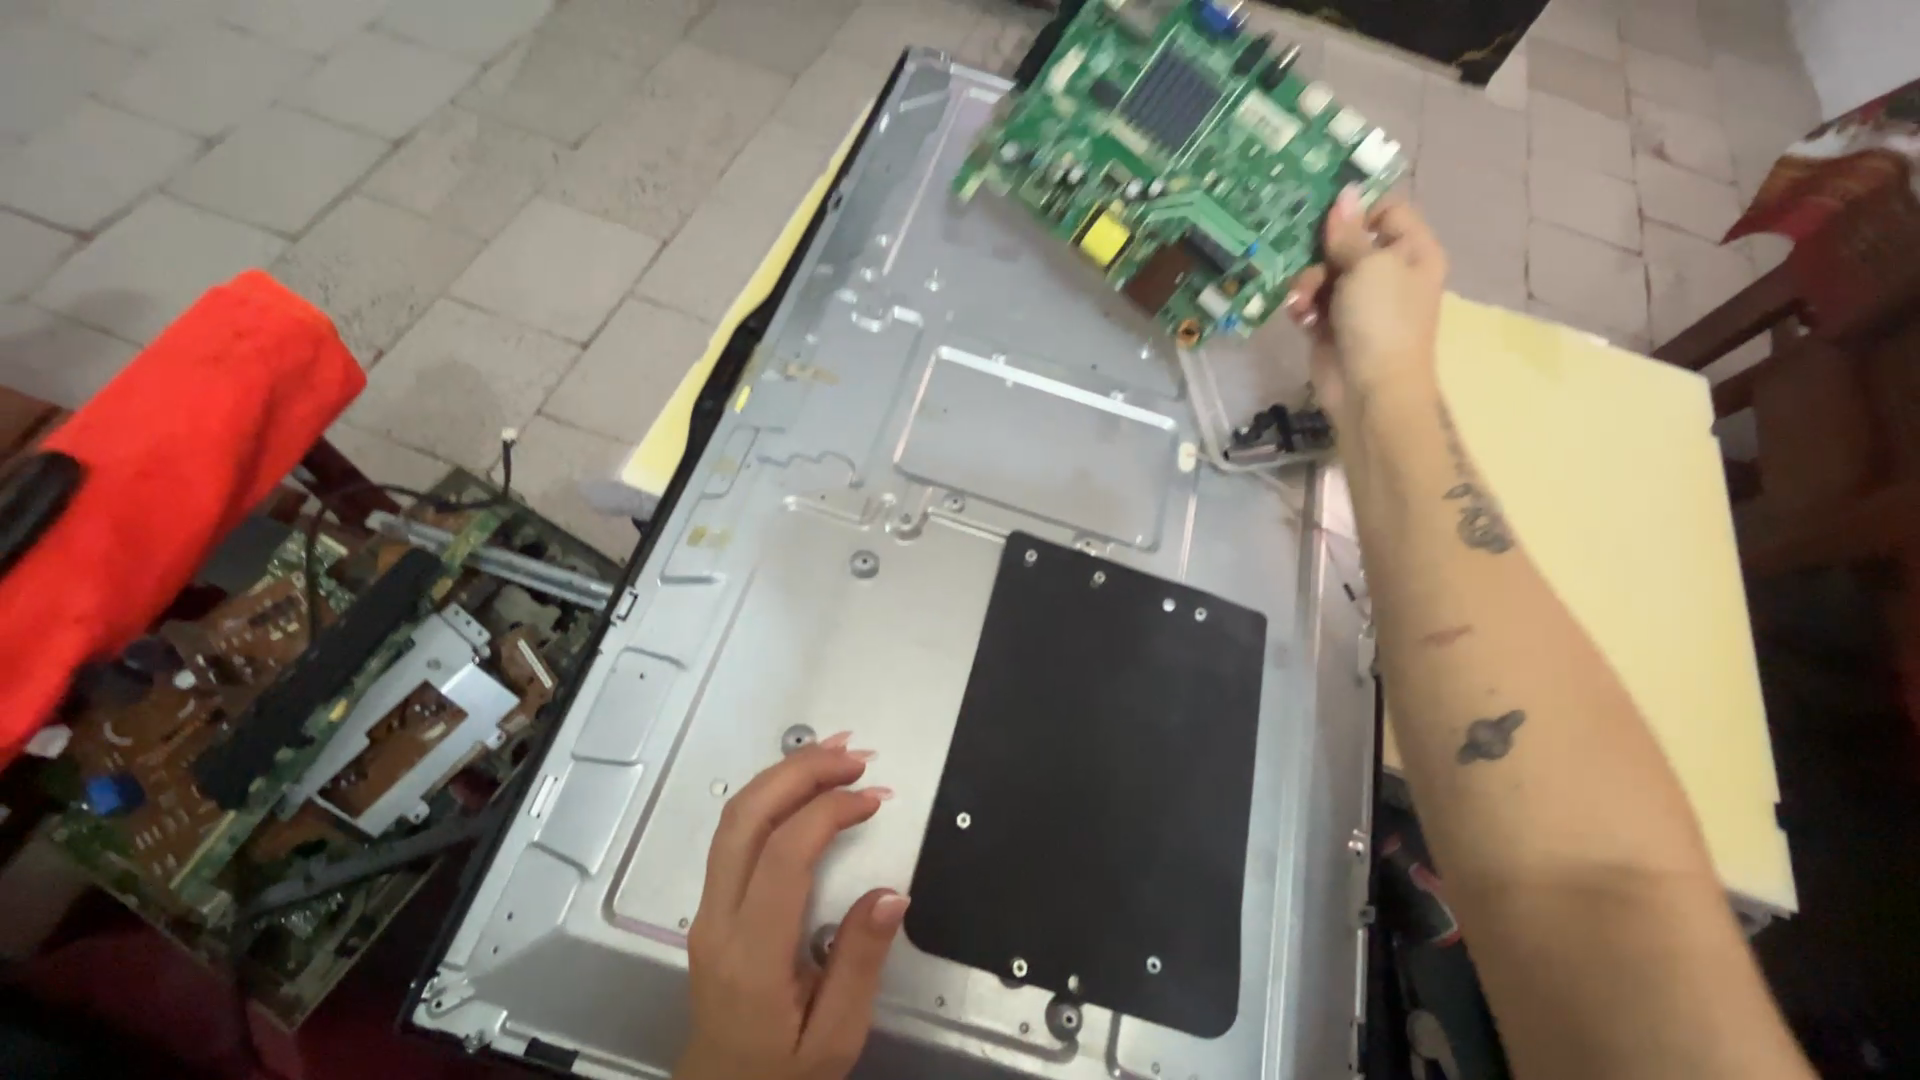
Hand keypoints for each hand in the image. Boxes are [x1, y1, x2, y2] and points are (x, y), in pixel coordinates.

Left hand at [675, 735, 905, 1079]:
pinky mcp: (711, 903)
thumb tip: (890, 894)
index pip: (783, 857)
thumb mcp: (833, 1038)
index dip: (828, 812)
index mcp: (752, 955)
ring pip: (734, 816)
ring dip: (784, 774)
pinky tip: (806, 784)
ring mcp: (707, 907)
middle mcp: (719, 919)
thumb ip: (860, 964)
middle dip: (800, 771)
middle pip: (746, 818)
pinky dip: (772, 794)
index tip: (874, 798)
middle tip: (856, 756)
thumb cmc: (780, 1073)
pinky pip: (735, 832)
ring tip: (836, 754)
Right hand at [1283, 187, 1447, 422]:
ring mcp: (1358, 301)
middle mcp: (1387, 272)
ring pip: (1322, 273)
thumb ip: (1349, 233)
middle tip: (1303, 256)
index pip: (1387, 211)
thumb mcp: (1368, 266)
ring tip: (1301, 301)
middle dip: (1320, 251)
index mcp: (1411, 251)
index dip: (1358, 209)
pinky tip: (1298, 318)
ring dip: (1306, 284)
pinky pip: (1310, 303)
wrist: (1370, 390)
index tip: (1325, 212)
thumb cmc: (1382, 321)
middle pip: (1346, 242)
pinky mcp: (1331, 326)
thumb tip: (1345, 193)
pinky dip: (1302, 307)